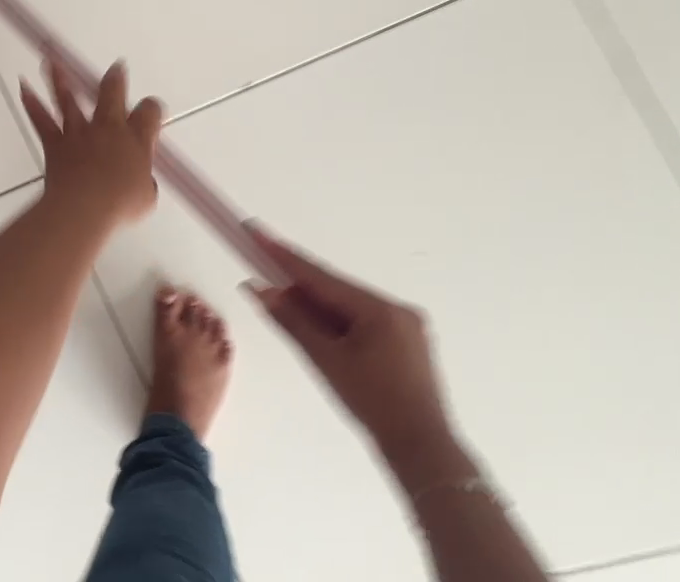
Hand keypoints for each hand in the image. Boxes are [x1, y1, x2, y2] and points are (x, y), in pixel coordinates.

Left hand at [20, 59, 162, 225]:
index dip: (151, 110)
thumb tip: (138, 180)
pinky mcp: (55, 142)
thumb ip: (143, 180)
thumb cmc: (119, 205)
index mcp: (136, 139)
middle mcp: (108, 127)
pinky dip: (31, 103)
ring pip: (69, 99)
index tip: (149, 112)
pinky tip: (23, 87)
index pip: (149, 112)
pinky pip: (41, 119)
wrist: (83, 207)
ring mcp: (79, 132)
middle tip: (116, 68)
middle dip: (115, 78)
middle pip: (112, 93)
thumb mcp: (146, 196)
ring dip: (60, 78)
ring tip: (52, 61)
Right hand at [243, 226, 451, 456]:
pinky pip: (362, 321)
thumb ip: (292, 320)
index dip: (282, 254)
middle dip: (297, 284)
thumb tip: (260, 289)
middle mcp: (397, 308)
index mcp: (379, 308)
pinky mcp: (407, 342)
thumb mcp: (326, 360)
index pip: (320, 275)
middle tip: (262, 271)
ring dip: (315, 305)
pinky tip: (317, 329)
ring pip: (347, 306)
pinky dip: (335, 321)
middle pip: (334, 289)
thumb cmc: (372, 403)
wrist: (422, 449)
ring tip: (285, 307)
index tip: (256, 231)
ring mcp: (406, 325)